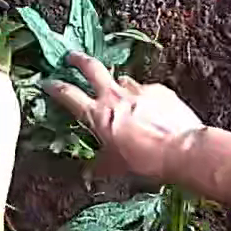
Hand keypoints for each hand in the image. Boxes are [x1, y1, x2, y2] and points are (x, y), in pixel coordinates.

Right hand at [45, 53, 203, 181]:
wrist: (183, 149)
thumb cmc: (146, 161)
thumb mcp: (117, 167)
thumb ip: (99, 165)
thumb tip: (87, 174)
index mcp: (98, 115)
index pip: (69, 95)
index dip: (55, 87)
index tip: (47, 82)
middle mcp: (114, 96)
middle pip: (91, 68)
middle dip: (78, 60)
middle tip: (71, 56)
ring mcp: (137, 90)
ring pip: (120, 79)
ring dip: (116, 84)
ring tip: (120, 95)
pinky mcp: (158, 89)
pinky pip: (145, 89)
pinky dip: (142, 96)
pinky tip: (150, 109)